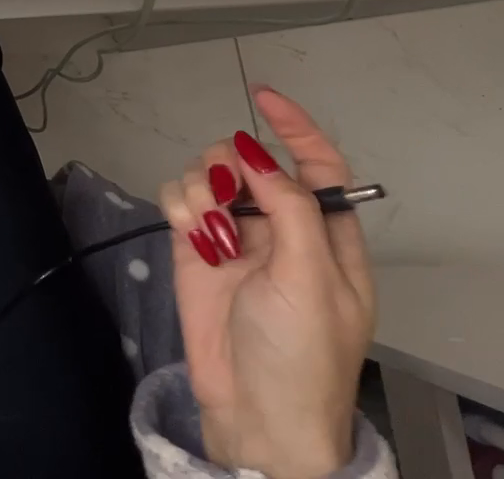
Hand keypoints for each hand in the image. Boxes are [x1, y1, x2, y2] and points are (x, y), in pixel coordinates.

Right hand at [157, 90, 374, 478]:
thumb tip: (256, 153)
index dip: (295, 128)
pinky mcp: (192, 245)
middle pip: (247, 162)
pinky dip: (178, 209)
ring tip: (206, 233)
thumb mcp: (311, 280)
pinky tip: (190, 237)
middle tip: (226, 199)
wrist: (252, 405)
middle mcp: (277, 225)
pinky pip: (177, 200)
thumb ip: (292, 210)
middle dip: (229, 169)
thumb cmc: (300, 350)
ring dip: (200, 193)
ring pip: (205, 176)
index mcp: (326, 233)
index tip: (263, 97)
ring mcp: (231, 235)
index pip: (317, 165)